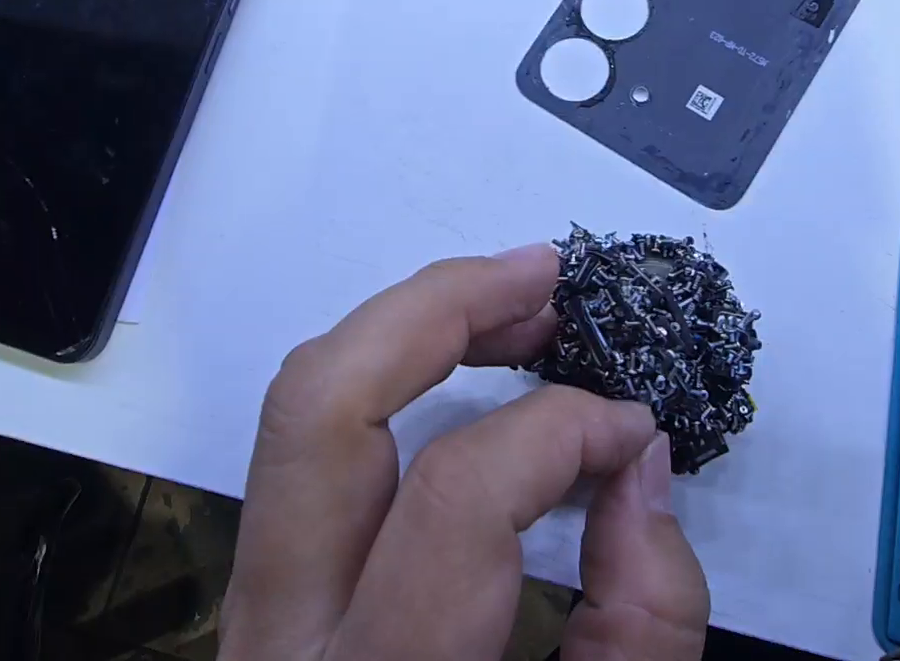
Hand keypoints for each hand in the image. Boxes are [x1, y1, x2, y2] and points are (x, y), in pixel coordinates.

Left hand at [218, 244, 709, 660]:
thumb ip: (641, 624)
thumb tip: (636, 461)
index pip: (456, 499)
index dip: (565, 434)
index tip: (637, 428)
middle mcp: (281, 633)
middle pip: (320, 405)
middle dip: (439, 308)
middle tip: (543, 275)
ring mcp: (258, 597)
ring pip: (302, 402)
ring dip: (413, 320)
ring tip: (514, 295)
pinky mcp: (272, 577)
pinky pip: (322, 435)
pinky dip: (397, 370)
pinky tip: (463, 357)